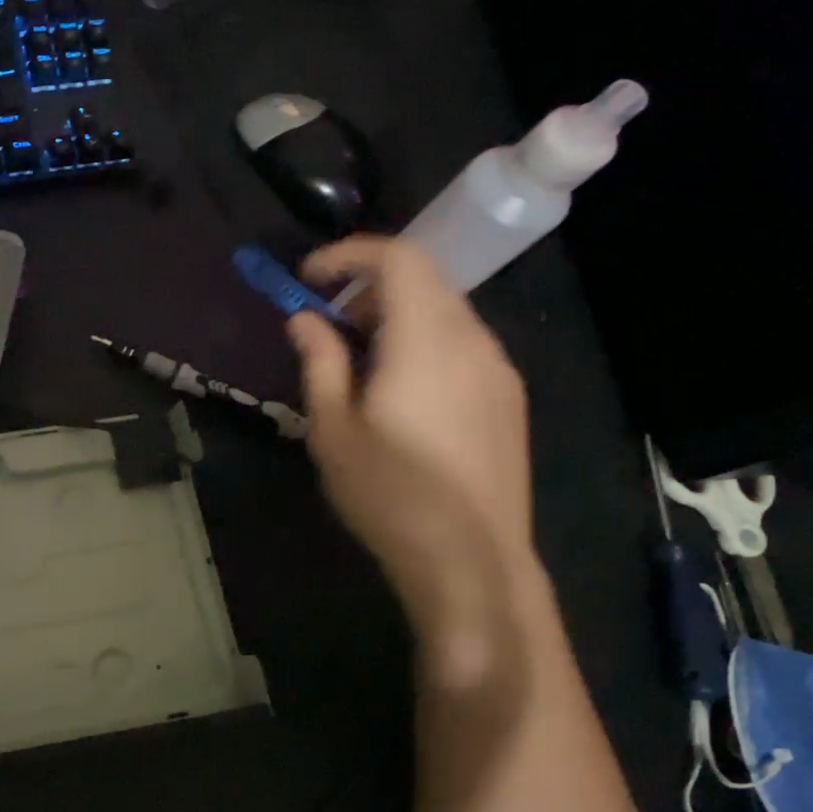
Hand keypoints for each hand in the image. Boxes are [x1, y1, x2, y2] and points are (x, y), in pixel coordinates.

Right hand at [288, 236, 535, 638]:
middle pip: (424, 281)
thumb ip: (319, 363)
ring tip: (354, 367)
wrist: (469, 556)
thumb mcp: (332, 430)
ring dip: (394, 319)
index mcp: (425, 340)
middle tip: (323, 328)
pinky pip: (461, 347)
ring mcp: (497, 369)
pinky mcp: (507, 398)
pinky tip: (397, 395)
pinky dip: (421, 345)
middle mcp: (472, 340)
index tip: (306, 280)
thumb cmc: (388, 492)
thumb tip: (305, 320)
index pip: (397, 258)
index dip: (348, 255)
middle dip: (366, 289)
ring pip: (444, 314)